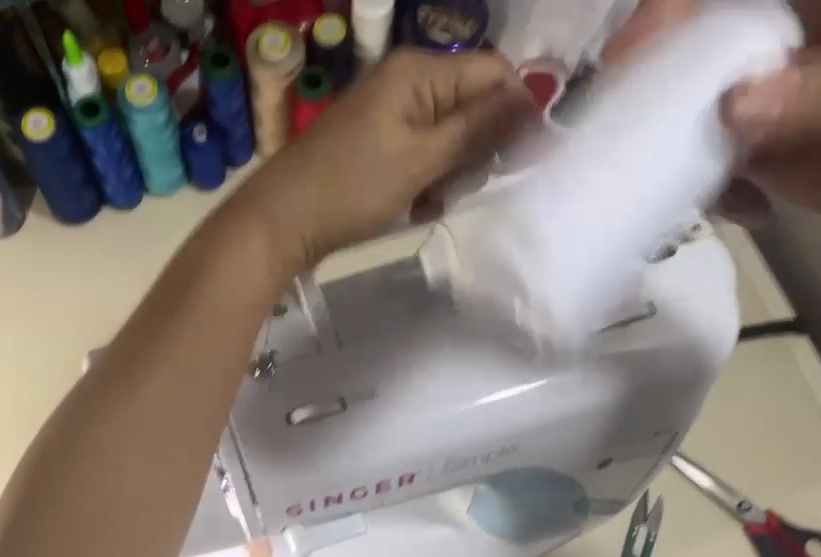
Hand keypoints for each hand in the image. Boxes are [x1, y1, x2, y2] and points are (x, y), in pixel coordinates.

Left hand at [234, 49, 533, 266]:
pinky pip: (423, 155)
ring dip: (454, 171)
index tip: (526, 156)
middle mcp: (407, 82)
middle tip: (465, 185)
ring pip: (450, 136)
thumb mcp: (422, 159)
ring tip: (434, 200)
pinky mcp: (379, 145)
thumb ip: (480, 130)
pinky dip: (428, 181)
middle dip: (480, 147)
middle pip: (474, 104)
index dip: (516, 110)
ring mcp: (390, 114)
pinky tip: (419, 206)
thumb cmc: (352, 188)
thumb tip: (537, 98)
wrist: (283, 221)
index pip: (494, 72)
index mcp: (418, 71)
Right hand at [622, 0, 820, 247]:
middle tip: (628, 125)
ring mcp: (770, 87)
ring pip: (689, 99)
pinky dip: (708, 187)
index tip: (638, 48)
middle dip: (656, 75)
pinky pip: (703, 157)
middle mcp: (796, 23)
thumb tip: (731, 109)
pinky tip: (747, 210)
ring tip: (697, 186)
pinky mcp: (755, 146)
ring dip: (676, 144)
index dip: (678, 6)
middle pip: (698, 33)